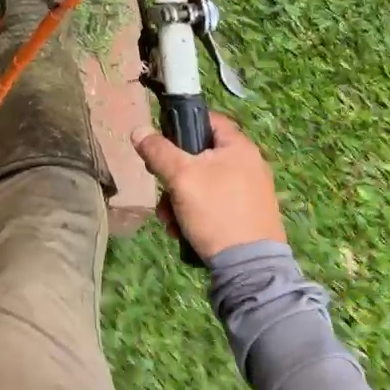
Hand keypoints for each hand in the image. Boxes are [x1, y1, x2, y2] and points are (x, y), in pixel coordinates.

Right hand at [131, 113, 285, 260]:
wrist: (250, 270)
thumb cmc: (216, 211)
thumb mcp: (180, 176)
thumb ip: (157, 150)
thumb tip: (138, 131)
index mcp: (239, 147)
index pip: (206, 119)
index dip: (180, 124)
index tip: (161, 142)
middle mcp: (249, 165)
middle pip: (199, 155)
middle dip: (173, 173)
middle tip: (161, 186)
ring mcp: (250, 193)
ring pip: (202, 182)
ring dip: (178, 197)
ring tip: (170, 219)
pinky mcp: (247, 217)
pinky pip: (213, 203)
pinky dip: (194, 213)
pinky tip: (183, 231)